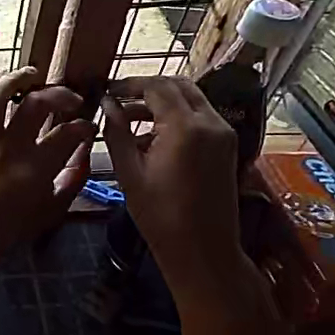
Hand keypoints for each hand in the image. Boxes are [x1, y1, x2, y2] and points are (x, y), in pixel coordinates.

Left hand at [0, 66, 96, 263]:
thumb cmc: (18, 224)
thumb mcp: (56, 206)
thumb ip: (75, 177)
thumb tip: (86, 148)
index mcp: (35, 170)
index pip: (67, 134)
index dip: (83, 125)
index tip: (87, 126)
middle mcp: (8, 151)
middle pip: (34, 107)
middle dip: (58, 95)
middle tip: (69, 98)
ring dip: (12, 81)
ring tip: (31, 73)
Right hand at [102, 77, 249, 289]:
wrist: (203, 250)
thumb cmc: (160, 215)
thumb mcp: (129, 172)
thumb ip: (117, 132)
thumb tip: (107, 104)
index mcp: (186, 127)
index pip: (157, 86)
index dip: (130, 84)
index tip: (108, 91)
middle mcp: (211, 123)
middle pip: (179, 85)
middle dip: (148, 88)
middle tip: (119, 100)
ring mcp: (224, 133)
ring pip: (192, 99)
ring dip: (162, 101)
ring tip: (131, 119)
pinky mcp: (227, 146)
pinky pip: (200, 117)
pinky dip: (177, 116)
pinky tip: (153, 136)